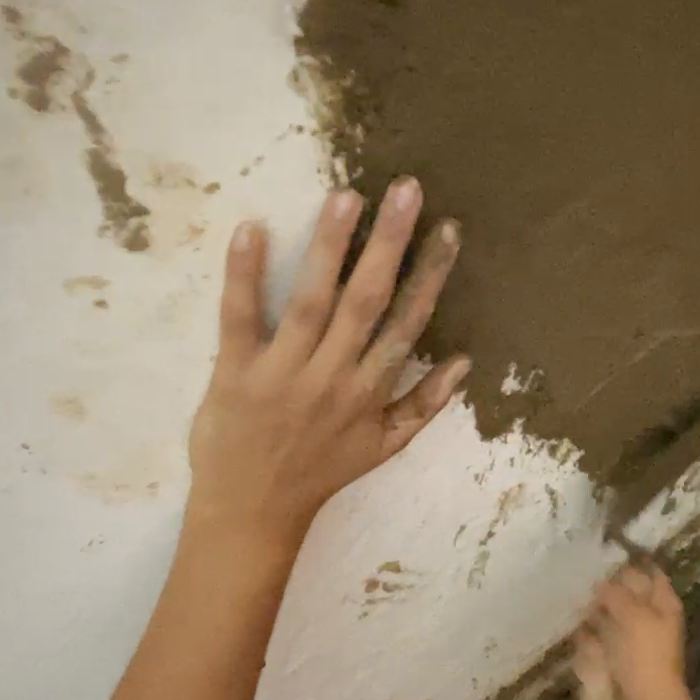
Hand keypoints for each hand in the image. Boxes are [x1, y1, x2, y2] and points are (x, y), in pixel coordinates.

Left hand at [186, 179, 468, 549]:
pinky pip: (239, 318)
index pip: (408, 323)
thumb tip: (463, 363)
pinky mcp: (235, 371)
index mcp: (370, 391)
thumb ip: (425, 404)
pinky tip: (253, 228)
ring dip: (330, 248)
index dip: (430, 276)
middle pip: (367, 301)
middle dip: (389, 243)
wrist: (254, 510)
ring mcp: (284, 371)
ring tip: (346, 196)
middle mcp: (333, 375)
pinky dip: (243, 275)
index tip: (447, 230)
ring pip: (313, 302)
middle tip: (405, 188)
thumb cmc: (322, 471)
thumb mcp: (385, 446)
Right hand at [572, 563, 699, 699]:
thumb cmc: (646, 657)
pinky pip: (601, 644)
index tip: (605, 556)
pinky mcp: (620, 660)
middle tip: (583, 588)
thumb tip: (601, 583)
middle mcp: (651, 619)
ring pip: (609, 620)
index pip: (651, 573)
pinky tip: (583, 644)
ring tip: (579, 617)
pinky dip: (592, 644)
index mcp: (664, 605)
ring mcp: (634, 641)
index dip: (632, 564)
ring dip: (594, 620)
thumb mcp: (633, 617)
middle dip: (605, 594)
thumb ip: (616, 595)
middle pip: (625, 596)